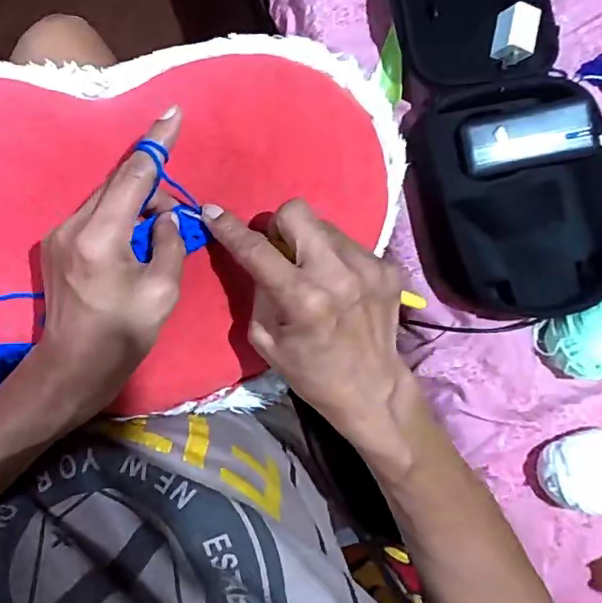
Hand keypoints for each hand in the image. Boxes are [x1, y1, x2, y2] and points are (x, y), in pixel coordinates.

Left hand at [21, 107, 186, 421]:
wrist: (72, 366)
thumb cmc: (121, 335)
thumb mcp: (162, 291)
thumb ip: (168, 242)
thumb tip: (163, 217)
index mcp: (100, 236)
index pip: (134, 176)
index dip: (157, 144)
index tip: (173, 113)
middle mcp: (73, 225)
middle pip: (118, 184)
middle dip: (151, 187)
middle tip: (174, 216)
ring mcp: (60, 234)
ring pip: (105, 199)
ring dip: (134, 206)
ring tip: (155, 237)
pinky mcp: (57, 245)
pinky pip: (94, 216)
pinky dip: (118, 219)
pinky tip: (132, 242)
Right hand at [200, 199, 420, 456]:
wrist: (372, 390)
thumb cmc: (310, 372)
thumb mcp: (265, 338)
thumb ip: (259, 291)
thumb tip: (257, 254)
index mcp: (303, 300)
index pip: (257, 250)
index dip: (230, 228)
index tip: (213, 212)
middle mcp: (338, 275)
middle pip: (297, 212)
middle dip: (278, 226)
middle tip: (278, 251)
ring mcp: (368, 267)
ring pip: (324, 224)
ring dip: (309, 242)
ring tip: (313, 272)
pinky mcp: (388, 267)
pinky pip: (348, 243)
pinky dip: (335, 257)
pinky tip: (339, 285)